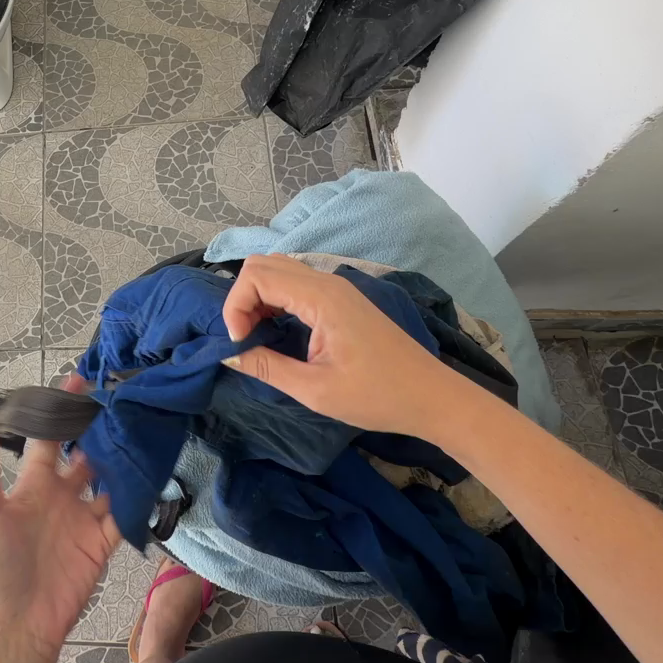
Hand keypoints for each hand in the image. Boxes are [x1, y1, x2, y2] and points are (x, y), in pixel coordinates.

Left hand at [0, 376, 121, 662]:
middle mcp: (60, 495)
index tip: (78, 381)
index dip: (61, 411)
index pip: (49, 437)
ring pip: (108, 481)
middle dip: (98, 432)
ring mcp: (82, 518)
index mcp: (33, 483)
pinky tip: (147, 479)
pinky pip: (122, 517)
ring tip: (136, 435)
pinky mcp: (100, 543)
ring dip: (119, 461)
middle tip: (117, 405)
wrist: (16, 618)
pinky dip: (135, 500)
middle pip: (84, 454)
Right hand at [221, 253, 468, 437]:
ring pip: (277, 269)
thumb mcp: (315, 391)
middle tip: (244, 337)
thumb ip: (267, 368)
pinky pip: (294, 281)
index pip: (257, 276)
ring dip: (257, 296)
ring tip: (257, 334)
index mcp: (321, 298)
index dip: (236, 306)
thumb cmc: (377, 396)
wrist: (433, 398)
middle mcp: (326, 282)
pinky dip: (275, 298)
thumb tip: (229, 356)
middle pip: (262, 264)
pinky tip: (277, 329)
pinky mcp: (341, 297)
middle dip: (242, 297)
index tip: (238, 343)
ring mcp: (336, 287)